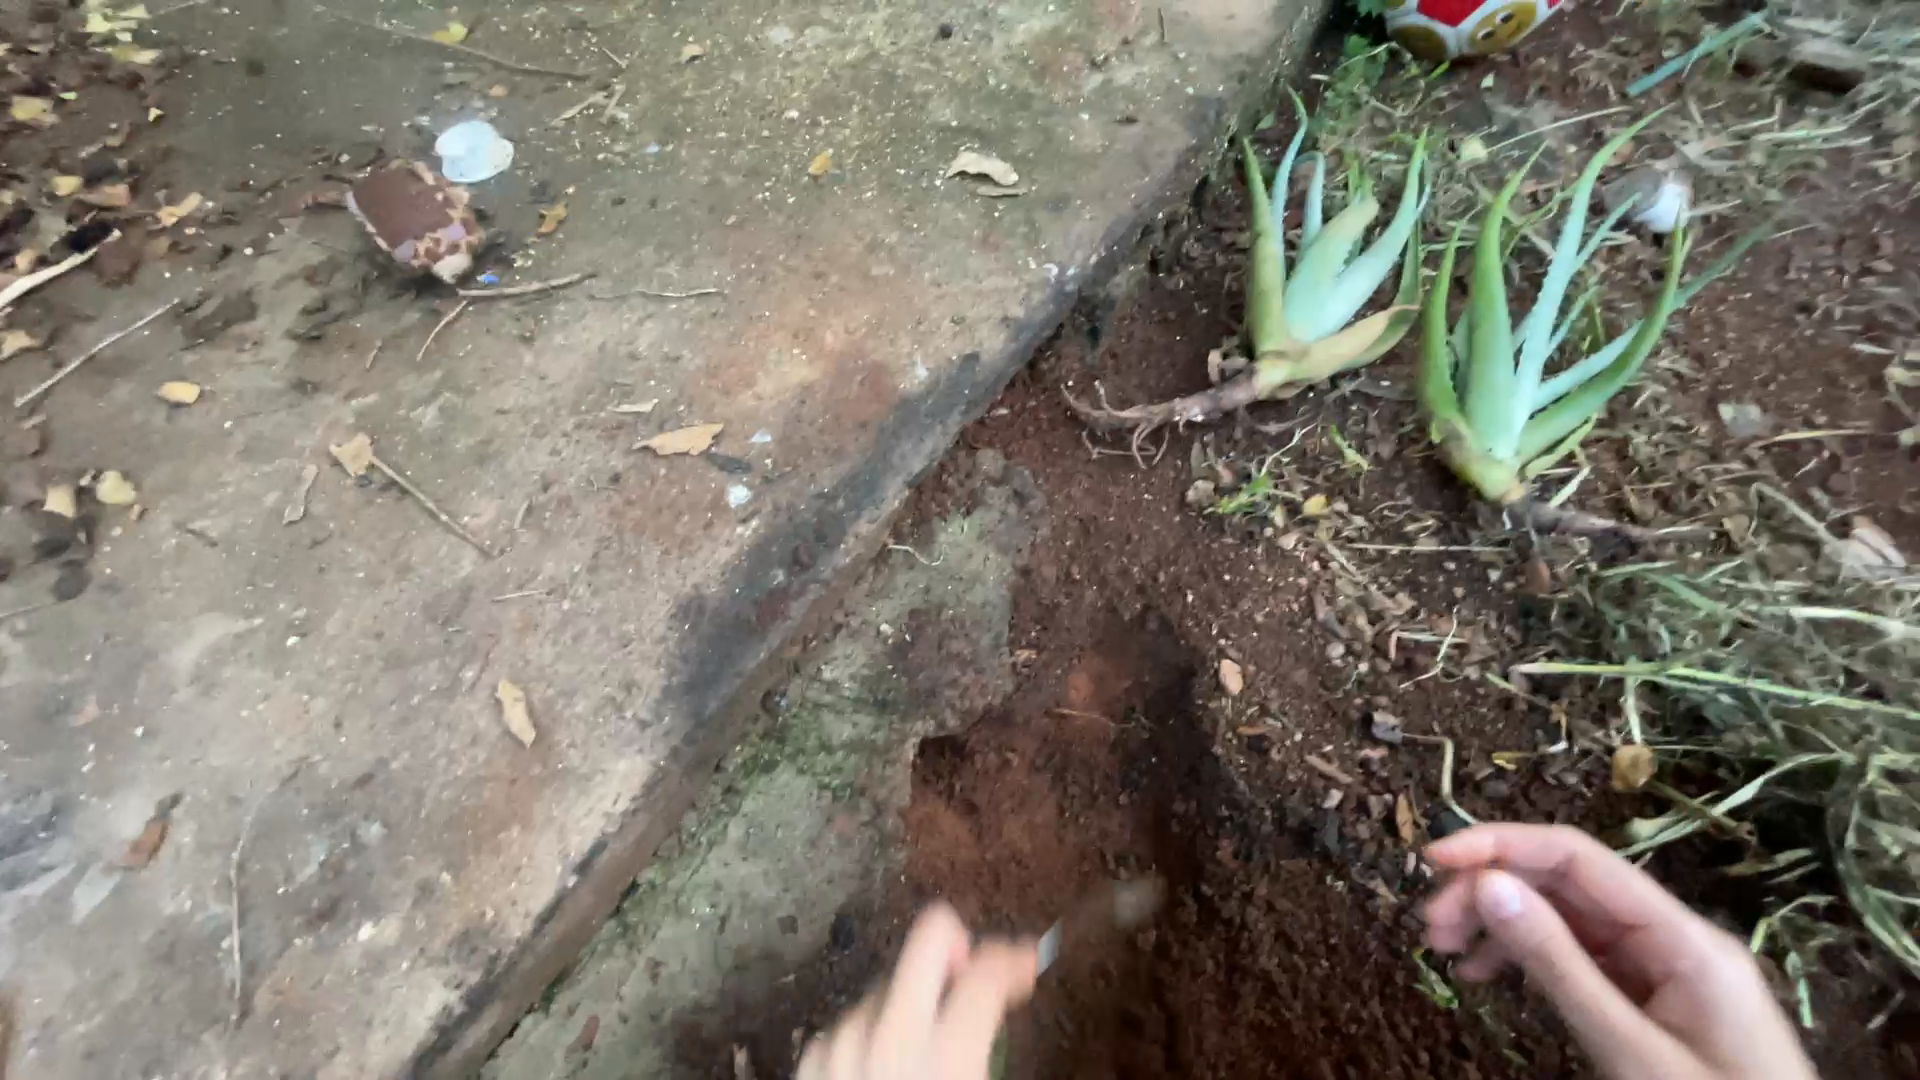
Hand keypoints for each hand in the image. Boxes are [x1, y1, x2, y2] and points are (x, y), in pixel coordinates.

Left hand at [798, 903, 1038, 1079]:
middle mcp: (887, 1033)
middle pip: (930, 932)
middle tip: (972, 974)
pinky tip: (881, 1064)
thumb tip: (999, 993)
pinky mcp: (810, 1058)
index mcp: (943, 1055)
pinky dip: (874, 1029)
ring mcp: (842, 1040)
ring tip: (921, 1047)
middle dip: (959, 941)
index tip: (1025, 960)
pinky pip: (856, 1017)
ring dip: (913, 1000)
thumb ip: (986, 1035)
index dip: (1015, 956)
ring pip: (892, 982)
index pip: (987, 968)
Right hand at [1423, 823, 1818, 1079]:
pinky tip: (1481, 974)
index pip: (1574, 856)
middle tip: (1431, 924)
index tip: (1432, 857)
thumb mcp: (1632, 1051)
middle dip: (1486, 892)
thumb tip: (1484, 882)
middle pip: (1558, 883)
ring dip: (1494, 923)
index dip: (1498, 844)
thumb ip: (1558, 965)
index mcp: (1682, 938)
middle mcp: (1666, 935)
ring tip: (1444, 949)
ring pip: (1554, 914)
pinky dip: (1517, 955)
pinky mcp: (1640, 991)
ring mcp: (1653, 964)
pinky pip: (1567, 952)